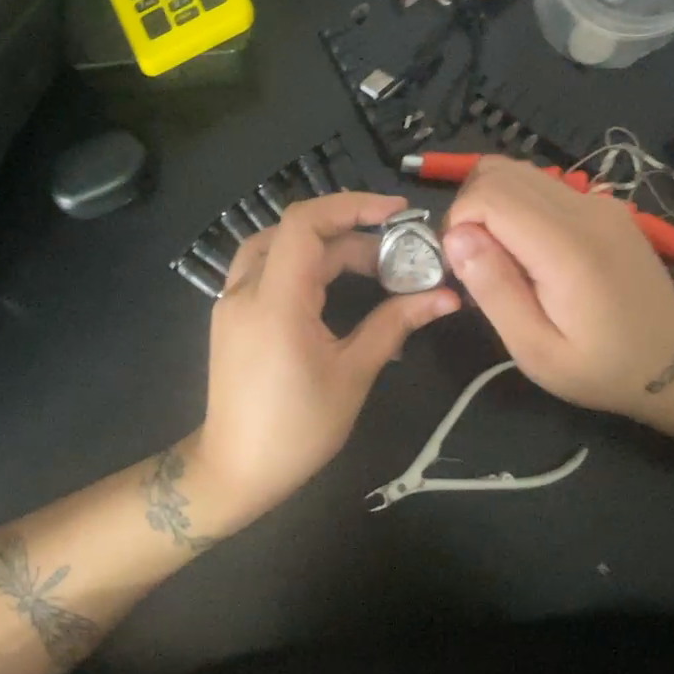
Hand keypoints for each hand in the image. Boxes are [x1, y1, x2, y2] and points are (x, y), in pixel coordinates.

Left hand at [193, 193, 459, 520]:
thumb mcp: (353, 374)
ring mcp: (230, 305)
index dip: (350, 206)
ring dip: (319, 248)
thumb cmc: (298, 428)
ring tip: (365, 268)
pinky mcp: (228, 319)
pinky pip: (261, 273)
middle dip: (349, 238)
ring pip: (272, 248)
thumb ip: (394, 324)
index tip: (395, 214)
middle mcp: (245, 293)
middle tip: (396, 263)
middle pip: (294, 235)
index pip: (304, 224)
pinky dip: (296, 267)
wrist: (237, 467)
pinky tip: (327, 290)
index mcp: (275, 302)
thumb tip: (445, 296)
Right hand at [441, 157, 673, 417]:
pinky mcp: (604, 208)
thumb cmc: (600, 369)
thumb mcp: (534, 349)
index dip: (457, 223)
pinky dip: (513, 207)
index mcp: (569, 247)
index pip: (490, 195)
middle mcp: (586, 210)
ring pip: (518, 172)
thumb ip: (494, 289)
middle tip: (468, 260)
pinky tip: (520, 251)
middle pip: (500, 172)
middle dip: (467, 209)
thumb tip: (455, 237)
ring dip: (488, 205)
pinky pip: (541, 186)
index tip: (457, 267)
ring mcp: (600, 203)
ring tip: (491, 255)